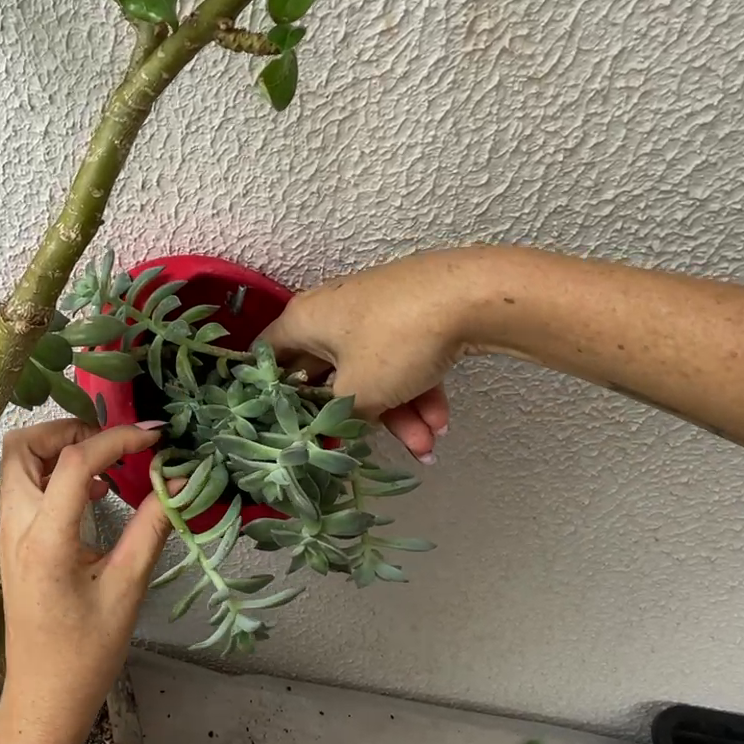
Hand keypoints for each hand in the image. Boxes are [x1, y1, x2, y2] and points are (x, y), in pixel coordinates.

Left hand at [0, 419, 171, 732]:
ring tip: (105, 462)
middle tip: (113, 444)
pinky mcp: (9, 543)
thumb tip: (178, 480)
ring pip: (18, 462)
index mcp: (45, 539)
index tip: (154, 436)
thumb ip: (151, 527)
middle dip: (68, 429)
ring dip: (57, 448)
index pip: (73, 462)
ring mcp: (6, 534)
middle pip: (23, 446)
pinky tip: (92, 490)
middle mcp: (14, 527)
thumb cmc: (85, 654)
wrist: (44, 697)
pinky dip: (52, 471)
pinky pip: (22, 486)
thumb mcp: (127, 589)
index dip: (116, 438)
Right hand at [260, 248, 494, 463]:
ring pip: (370, 373)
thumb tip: (330, 429)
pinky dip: (416, 390)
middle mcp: (329, 312)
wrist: (476, 296)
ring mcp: (370, 313)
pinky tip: (440, 420)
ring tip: (427, 444)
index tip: (282, 424)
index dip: (269, 393)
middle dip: (354, 416)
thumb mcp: (359, 393)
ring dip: (397, 412)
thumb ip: (335, 416)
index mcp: (302, 320)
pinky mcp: (406, 315)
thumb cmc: (397, 340)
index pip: (267, 358)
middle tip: (366, 447)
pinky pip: (398, 361)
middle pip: (327, 375)